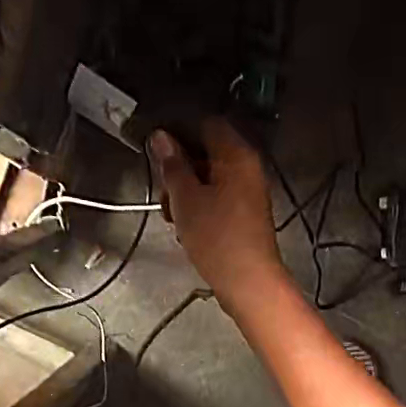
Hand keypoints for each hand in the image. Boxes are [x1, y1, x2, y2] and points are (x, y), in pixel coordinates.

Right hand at [150, 120, 287, 311]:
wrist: (249, 283)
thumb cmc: (218, 238)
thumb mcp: (185, 198)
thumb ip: (172, 164)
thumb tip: (162, 138)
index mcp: (237, 155)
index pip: (205, 123)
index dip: (178, 131)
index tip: (155, 148)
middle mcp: (248, 170)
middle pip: (207, 152)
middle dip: (180, 168)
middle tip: (164, 191)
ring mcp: (250, 195)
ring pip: (211, 180)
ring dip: (187, 192)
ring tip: (173, 215)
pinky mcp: (247, 218)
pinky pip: (219, 201)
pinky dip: (201, 208)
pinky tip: (187, 227)